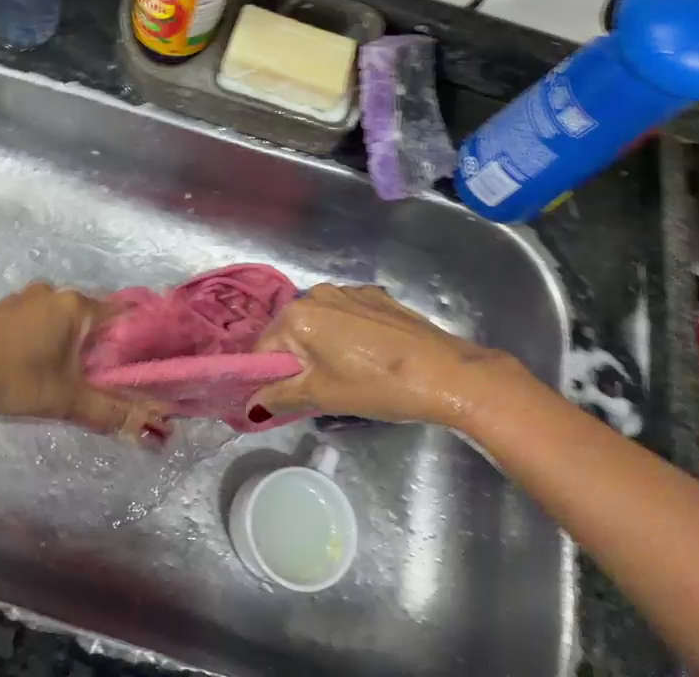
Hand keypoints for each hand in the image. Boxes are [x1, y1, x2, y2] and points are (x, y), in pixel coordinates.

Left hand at [0, 283, 167, 440]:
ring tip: (78, 380)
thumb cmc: (12, 377)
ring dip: (75, 347)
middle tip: (114, 382)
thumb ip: (112, 413)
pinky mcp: (4, 310)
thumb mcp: (65, 400)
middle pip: (95, 319)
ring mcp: (26, 298)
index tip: (152, 363)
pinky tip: (43, 368)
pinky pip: (41, 323)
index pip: (125, 314)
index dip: (141, 339)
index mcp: (76, 306)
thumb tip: (156, 431)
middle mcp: (54, 293)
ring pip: (66, 322)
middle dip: (106, 349)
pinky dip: (50, 342)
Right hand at [245, 284, 520, 427]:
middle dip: (296, 360)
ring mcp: (350, 291)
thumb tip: (250, 406)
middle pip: (290, 331)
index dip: (266, 376)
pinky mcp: (377, 297)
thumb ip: (279, 397)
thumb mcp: (322, 397)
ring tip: (347, 375)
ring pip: (320, 323)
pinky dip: (347, 335)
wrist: (447, 374)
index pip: (263, 348)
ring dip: (322, 347)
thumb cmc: (377, 386)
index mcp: (298, 315)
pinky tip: (369, 358)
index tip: (281, 397)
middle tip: (317, 390)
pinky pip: (347, 316)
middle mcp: (318, 293)